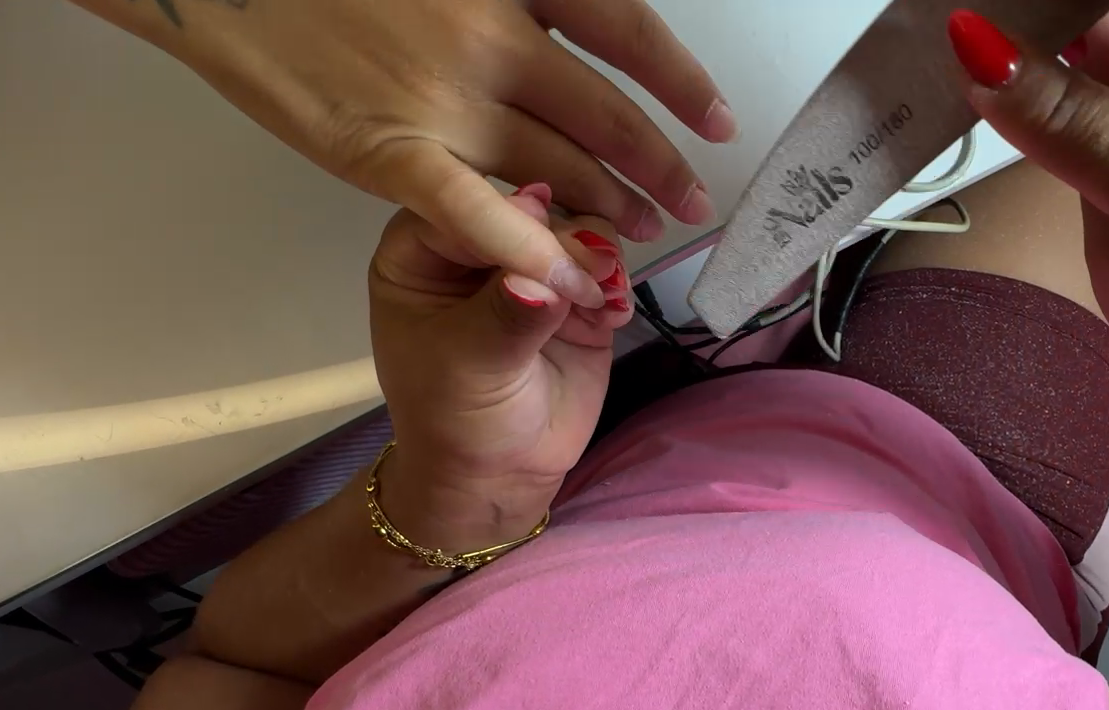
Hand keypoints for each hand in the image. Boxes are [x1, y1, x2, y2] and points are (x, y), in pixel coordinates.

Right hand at [133, 0, 732, 299]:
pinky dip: (538, 256)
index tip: (718, 121)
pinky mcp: (390, 148)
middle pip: (606, 117)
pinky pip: (484, 217)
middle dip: (661, 167)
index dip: (681, 82)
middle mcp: (484, 30)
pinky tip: (577, 284)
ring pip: (560, 171)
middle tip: (691, 201)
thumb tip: (577, 25)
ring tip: (643, 230)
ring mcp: (439, 94)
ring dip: (611, 208)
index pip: (626, 31)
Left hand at [366, 184, 633, 552]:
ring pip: (578, 238)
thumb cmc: (458, 418)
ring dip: (601, 261)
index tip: (554, 246)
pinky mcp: (580, 308)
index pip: (466, 209)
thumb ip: (508, 315)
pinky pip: (607, 279)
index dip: (512, 220)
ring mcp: (537, 278)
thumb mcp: (470, 364)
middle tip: (597, 272)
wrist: (502, 473)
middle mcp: (482, 254)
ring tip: (609, 296)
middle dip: (568, 239)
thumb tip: (545, 279)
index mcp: (425, 254)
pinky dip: (618, 290)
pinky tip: (617, 313)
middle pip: (531, 213)